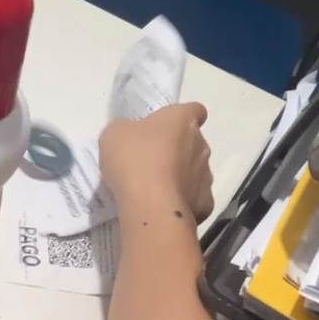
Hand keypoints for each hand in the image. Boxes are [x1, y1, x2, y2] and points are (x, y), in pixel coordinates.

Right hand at [101, 103, 214, 224]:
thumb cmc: (133, 160)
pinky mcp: (204, 202)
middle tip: (151, 166)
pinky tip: (165, 208)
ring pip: (196, 172)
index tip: (166, 131)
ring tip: (155, 192)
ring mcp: (205, 173)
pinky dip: (184, 202)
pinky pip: (195, 199)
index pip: (195, 111)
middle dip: (177, 152)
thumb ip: (123, 129)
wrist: (149, 203)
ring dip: (180, 178)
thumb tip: (127, 134)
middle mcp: (201, 143)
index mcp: (182, 120)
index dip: (181, 119)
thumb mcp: (113, 135)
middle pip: (193, 143)